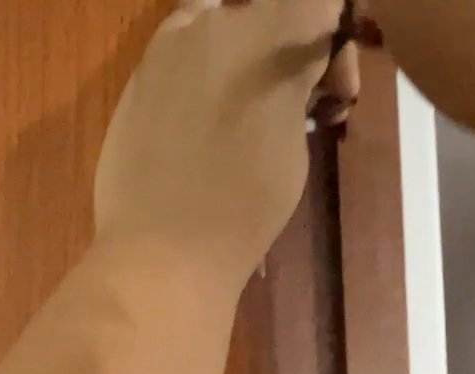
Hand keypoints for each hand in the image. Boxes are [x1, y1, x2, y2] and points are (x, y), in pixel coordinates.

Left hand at [94, 0, 347, 290]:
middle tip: (308, 111)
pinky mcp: (139, 76)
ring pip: (225, 28)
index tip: (335, 90)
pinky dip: (215, 82)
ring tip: (260, 125)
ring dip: (254, 63)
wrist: (163, 248)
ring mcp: (167, 46)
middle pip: (270, 10)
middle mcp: (211, 21)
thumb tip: (302, 70)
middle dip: (296, 51)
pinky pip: (189, 58)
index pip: (319, 4)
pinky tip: (217, 135)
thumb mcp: (293, 147)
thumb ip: (299, 88)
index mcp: (264, 36)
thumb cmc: (243, 206)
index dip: (335, 41)